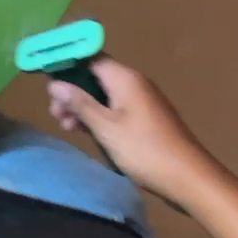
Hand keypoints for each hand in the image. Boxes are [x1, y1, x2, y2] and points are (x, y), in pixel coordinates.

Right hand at [47, 58, 226, 210]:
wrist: (191, 180)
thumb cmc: (145, 150)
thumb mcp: (106, 128)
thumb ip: (79, 103)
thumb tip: (55, 84)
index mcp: (124, 78)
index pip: (89, 56)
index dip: (66, 63)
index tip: (46, 77)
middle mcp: (133, 83)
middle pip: (94, 76)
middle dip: (71, 90)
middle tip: (55, 113)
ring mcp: (141, 101)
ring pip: (103, 94)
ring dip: (82, 106)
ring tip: (67, 127)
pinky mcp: (145, 118)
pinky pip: (115, 108)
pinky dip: (98, 116)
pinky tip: (87, 133)